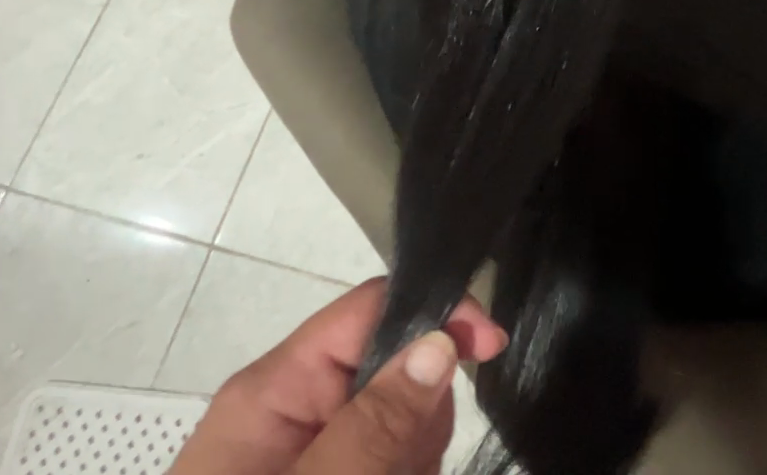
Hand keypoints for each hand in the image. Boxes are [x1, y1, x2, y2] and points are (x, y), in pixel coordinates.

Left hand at [170, 278, 507, 474]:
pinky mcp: (330, 472)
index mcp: (276, 390)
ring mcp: (311, 448)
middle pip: (397, 362)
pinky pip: (392, 457)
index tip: (491, 350)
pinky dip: (403, 474)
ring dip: (413, 459)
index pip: (371, 308)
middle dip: (422, 419)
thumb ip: (374, 426)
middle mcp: (292, 406)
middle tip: (404, 471)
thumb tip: (440, 341)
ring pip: (404, 418)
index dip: (437, 313)